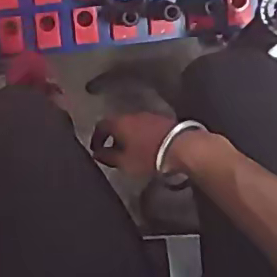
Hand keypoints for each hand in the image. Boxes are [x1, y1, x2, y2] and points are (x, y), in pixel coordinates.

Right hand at [95, 112, 228, 181]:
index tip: (95, 149)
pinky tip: (146, 146)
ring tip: (130, 150)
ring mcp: (149, 115)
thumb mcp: (124, 161)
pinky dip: (141, 134)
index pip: (101, 126)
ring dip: (128, 135)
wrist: (181, 146)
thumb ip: (108, 156)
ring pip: (132, 124)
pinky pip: (146, 126)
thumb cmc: (148, 155)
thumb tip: (97, 153)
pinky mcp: (163, 120)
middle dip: (113, 136)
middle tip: (112, 150)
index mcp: (119, 123)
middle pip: (117, 123)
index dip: (96, 137)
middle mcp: (132, 115)